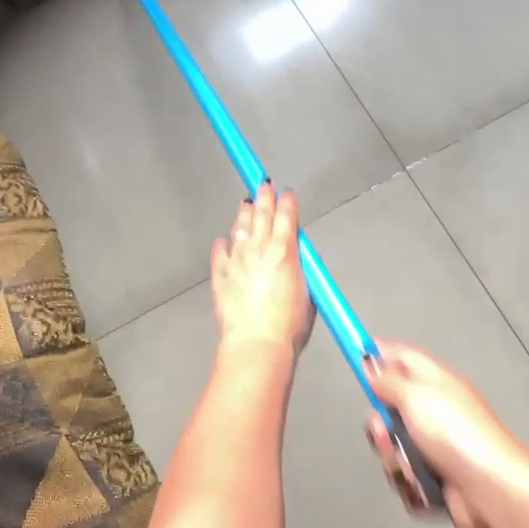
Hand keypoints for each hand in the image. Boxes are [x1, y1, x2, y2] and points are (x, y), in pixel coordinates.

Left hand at [211, 183, 314, 359]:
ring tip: (245, 204)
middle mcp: (259, 248)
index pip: (287, 216)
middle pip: (261, 214)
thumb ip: (300, 271)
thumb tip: (295, 262)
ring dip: (244, 214)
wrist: (256, 343)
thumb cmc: (289, 325)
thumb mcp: (308, 294)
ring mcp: (237, 259)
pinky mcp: (220, 273)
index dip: (287, 202)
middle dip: (264, 197)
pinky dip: (223, 244)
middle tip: (264, 184)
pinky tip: (223, 241)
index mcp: (284, 251)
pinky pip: (220, 252)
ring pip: (240, 227)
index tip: (287, 193)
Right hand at [363, 340, 528, 527]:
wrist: (492, 491)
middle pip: (389, 410)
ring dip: (395, 459)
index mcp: (433, 382)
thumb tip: (372, 363)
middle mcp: (435, 412)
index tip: (355, 354)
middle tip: (386, 432)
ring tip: (411, 467)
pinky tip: (423, 487)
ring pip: (394, 448)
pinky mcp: (438, 481)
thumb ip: (387, 379)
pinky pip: (406, 479)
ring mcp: (437, 448)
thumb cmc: (458, 434)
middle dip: (381, 426)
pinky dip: (411, 486)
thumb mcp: (414, 395)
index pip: (400, 357)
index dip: (377, 354)